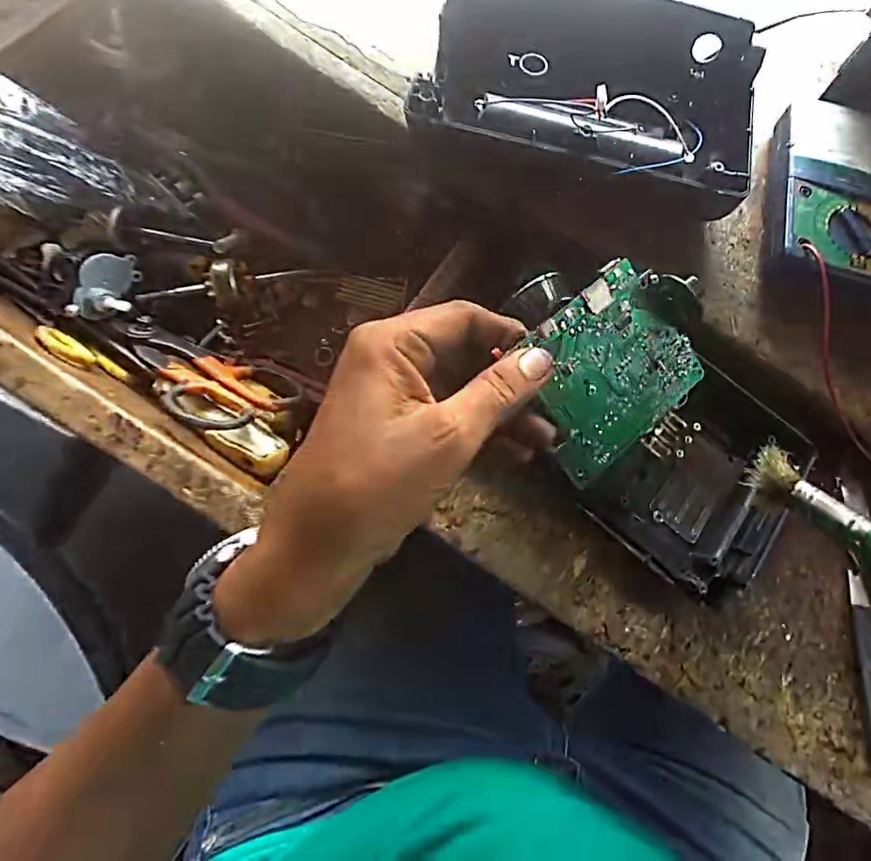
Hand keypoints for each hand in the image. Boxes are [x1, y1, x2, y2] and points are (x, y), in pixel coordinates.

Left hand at [215, 302, 555, 642]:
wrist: (314, 552)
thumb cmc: (376, 485)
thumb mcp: (448, 436)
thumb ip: (500, 392)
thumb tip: (544, 357)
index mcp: (393, 345)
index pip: (466, 318)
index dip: (512, 334)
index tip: (553, 358)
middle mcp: (393, 359)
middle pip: (468, 353)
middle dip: (513, 380)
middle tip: (556, 401)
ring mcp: (396, 395)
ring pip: (464, 388)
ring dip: (503, 411)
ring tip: (546, 436)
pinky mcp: (401, 427)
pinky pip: (450, 414)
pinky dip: (482, 430)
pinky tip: (519, 453)